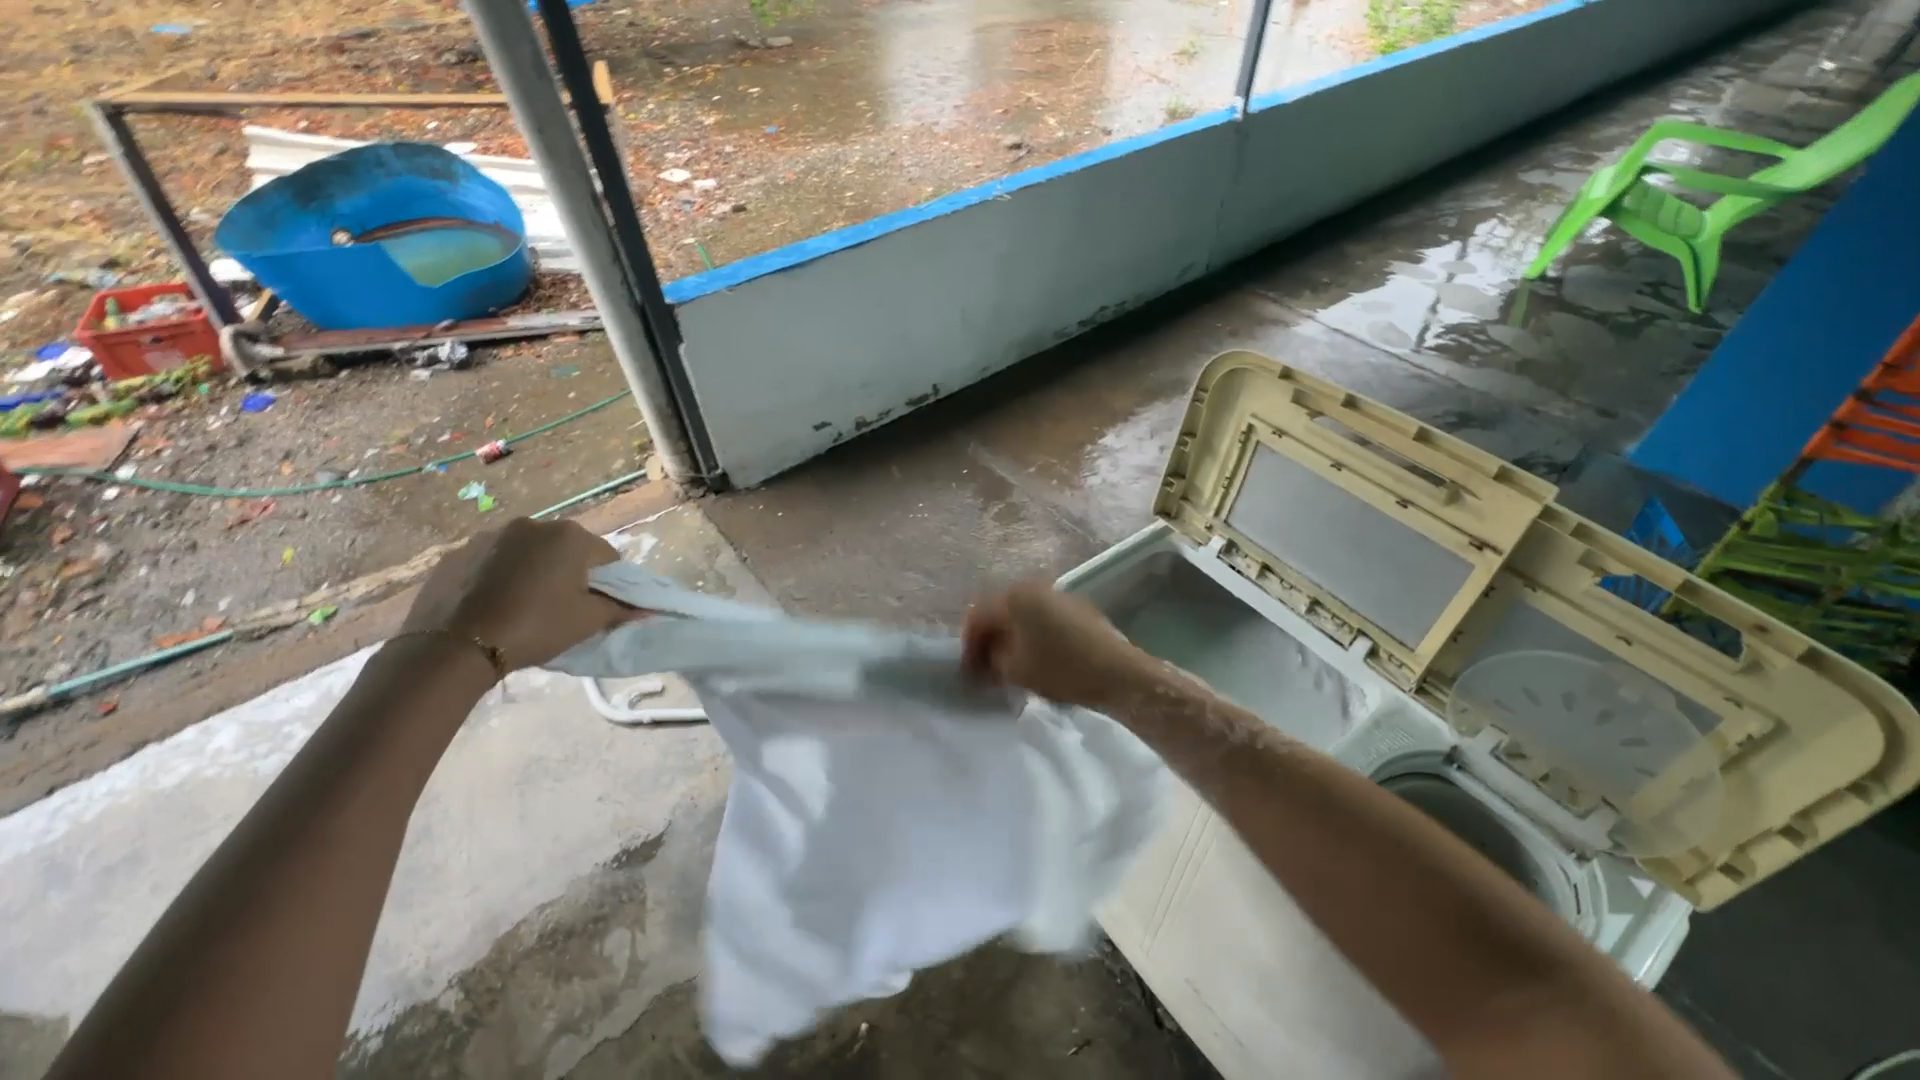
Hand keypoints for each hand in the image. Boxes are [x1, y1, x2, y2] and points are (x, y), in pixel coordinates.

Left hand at [400, 517, 638, 672]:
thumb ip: (620, 609)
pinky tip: (494, 604)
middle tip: (562, 608)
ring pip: (528, 553)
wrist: (455, 645)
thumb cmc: (535, 626)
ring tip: (524, 607)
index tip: (597, 608)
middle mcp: (533, 524)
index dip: (609, 584)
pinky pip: (493, 562)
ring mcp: (491, 535)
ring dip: (533, 572)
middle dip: (569, 573)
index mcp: (569, 536)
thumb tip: (645, 608)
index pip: (606, 557)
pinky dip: (500, 577)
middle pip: (565, 550)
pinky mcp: (459, 552)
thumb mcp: (587, 621)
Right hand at [961, 582, 1152, 708]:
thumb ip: (993, 660)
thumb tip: (990, 656)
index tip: (968, 672)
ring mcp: (1058, 594)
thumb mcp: (1015, 670)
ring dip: (1011, 637)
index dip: (969, 645)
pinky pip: (1043, 618)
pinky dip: (1033, 635)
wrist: (1118, 672)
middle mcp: (1033, 587)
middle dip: (989, 640)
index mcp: (1013, 597)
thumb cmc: (1061, 669)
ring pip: (1023, 614)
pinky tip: (1037, 657)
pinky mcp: (1078, 608)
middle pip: (1000, 611)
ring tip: (1011, 665)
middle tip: (986, 669)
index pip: (977, 616)